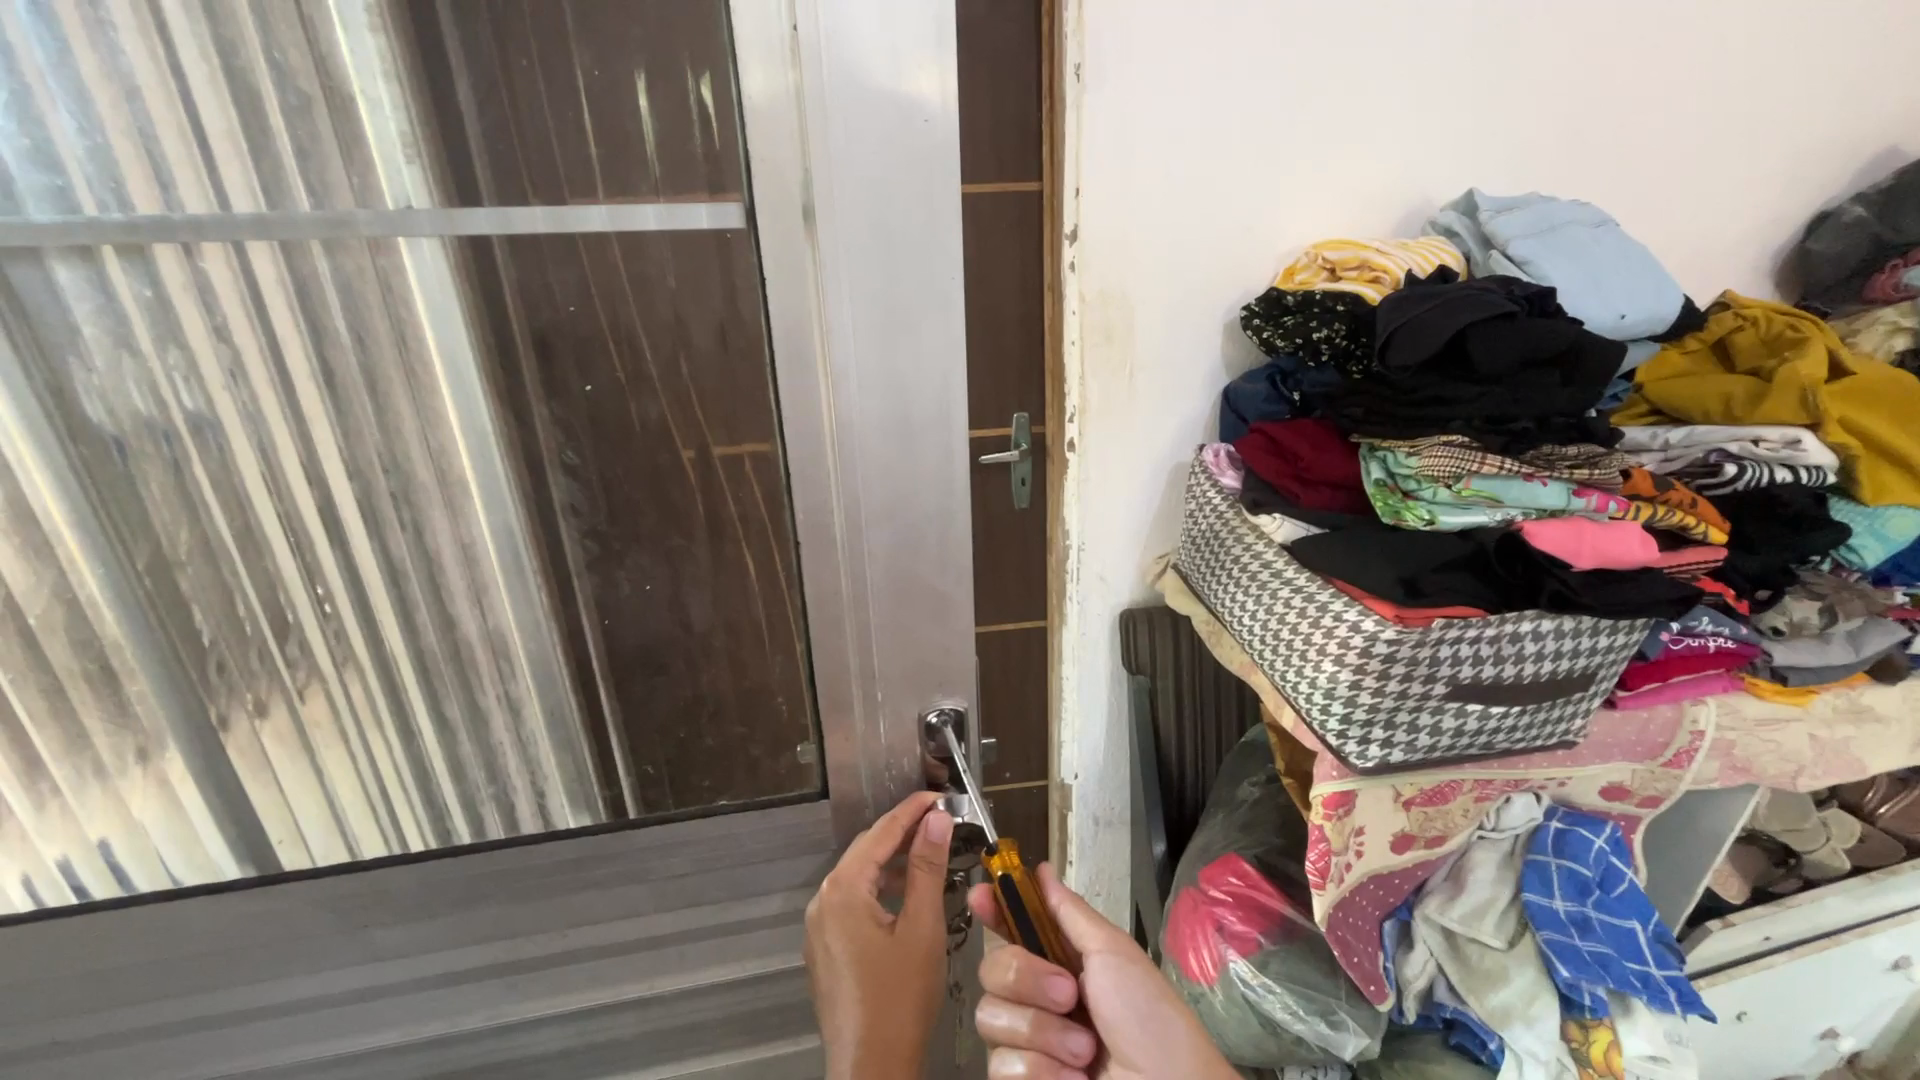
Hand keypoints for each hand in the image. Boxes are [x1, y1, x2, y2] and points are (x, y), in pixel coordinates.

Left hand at [804, 791, 953, 1079]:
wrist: (872, 1066)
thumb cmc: (901, 997)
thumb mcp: (922, 927)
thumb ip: (927, 867)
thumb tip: (936, 819)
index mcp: (842, 890)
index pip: (880, 833)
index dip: (911, 810)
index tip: (939, 795)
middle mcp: (822, 901)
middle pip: (865, 851)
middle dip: (902, 832)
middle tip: (939, 818)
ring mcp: (819, 927)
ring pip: (859, 877)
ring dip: (892, 861)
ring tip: (929, 851)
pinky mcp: (825, 949)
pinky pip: (853, 902)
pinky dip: (880, 889)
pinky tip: (906, 894)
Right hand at [969, 863, 1237, 1079]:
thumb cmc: (1148, 1016)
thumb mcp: (1114, 953)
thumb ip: (1070, 913)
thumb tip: (1041, 869)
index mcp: (1058, 960)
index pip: (1009, 926)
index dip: (990, 909)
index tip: (980, 897)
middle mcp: (1035, 996)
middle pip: (991, 969)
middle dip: (1028, 980)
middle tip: (1070, 995)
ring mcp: (1027, 1042)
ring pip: (991, 1018)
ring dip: (1044, 1033)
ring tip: (1085, 1052)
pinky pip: (1000, 1067)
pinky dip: (1041, 1072)